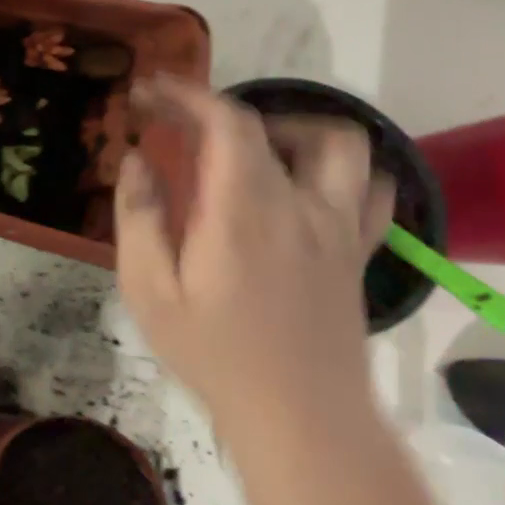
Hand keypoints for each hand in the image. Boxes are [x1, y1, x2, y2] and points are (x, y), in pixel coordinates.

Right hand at [114, 77, 394, 442]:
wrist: (299, 414)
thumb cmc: (210, 350)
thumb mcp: (147, 286)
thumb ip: (139, 215)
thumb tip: (136, 160)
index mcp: (245, 212)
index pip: (229, 125)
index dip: (187, 96)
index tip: (147, 90)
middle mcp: (303, 208)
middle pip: (289, 127)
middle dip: (232, 110)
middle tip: (185, 124)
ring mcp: (339, 230)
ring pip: (344, 151)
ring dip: (290, 133)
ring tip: (241, 150)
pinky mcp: (356, 254)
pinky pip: (368, 191)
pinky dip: (333, 171)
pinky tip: (296, 186)